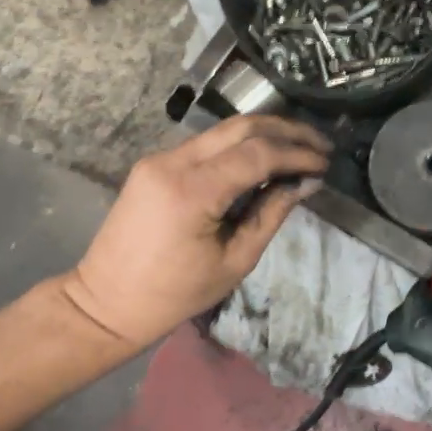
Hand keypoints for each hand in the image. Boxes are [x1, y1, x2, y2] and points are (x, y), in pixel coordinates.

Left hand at [61, 116, 330, 344]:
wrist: (105, 303)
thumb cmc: (175, 294)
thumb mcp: (236, 261)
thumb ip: (272, 214)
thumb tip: (306, 183)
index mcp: (192, 191)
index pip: (258, 154)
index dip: (297, 154)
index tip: (326, 163)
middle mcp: (173, 162)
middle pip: (242, 126)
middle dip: (287, 131)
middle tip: (321, 144)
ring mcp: (160, 159)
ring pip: (224, 130)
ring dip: (266, 134)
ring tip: (301, 148)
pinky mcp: (155, 164)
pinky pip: (208, 144)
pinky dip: (242, 145)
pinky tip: (265, 159)